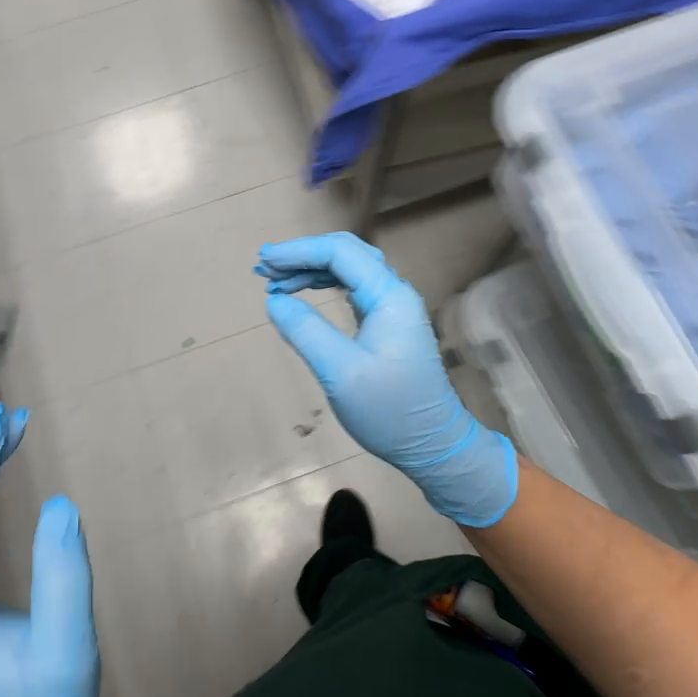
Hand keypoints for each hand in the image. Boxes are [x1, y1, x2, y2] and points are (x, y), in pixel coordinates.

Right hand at [256, 232, 517, 527]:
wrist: (433, 445)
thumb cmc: (388, 410)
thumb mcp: (339, 372)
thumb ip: (305, 331)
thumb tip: (275, 301)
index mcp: (388, 296)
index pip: (340, 252)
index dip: (299, 251)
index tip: (265, 260)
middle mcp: (394, 293)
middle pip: (346, 253)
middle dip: (303, 255)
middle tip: (264, 267)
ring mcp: (393, 308)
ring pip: (349, 269)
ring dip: (311, 269)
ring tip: (275, 280)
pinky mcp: (388, 324)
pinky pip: (353, 288)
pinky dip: (325, 285)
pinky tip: (304, 292)